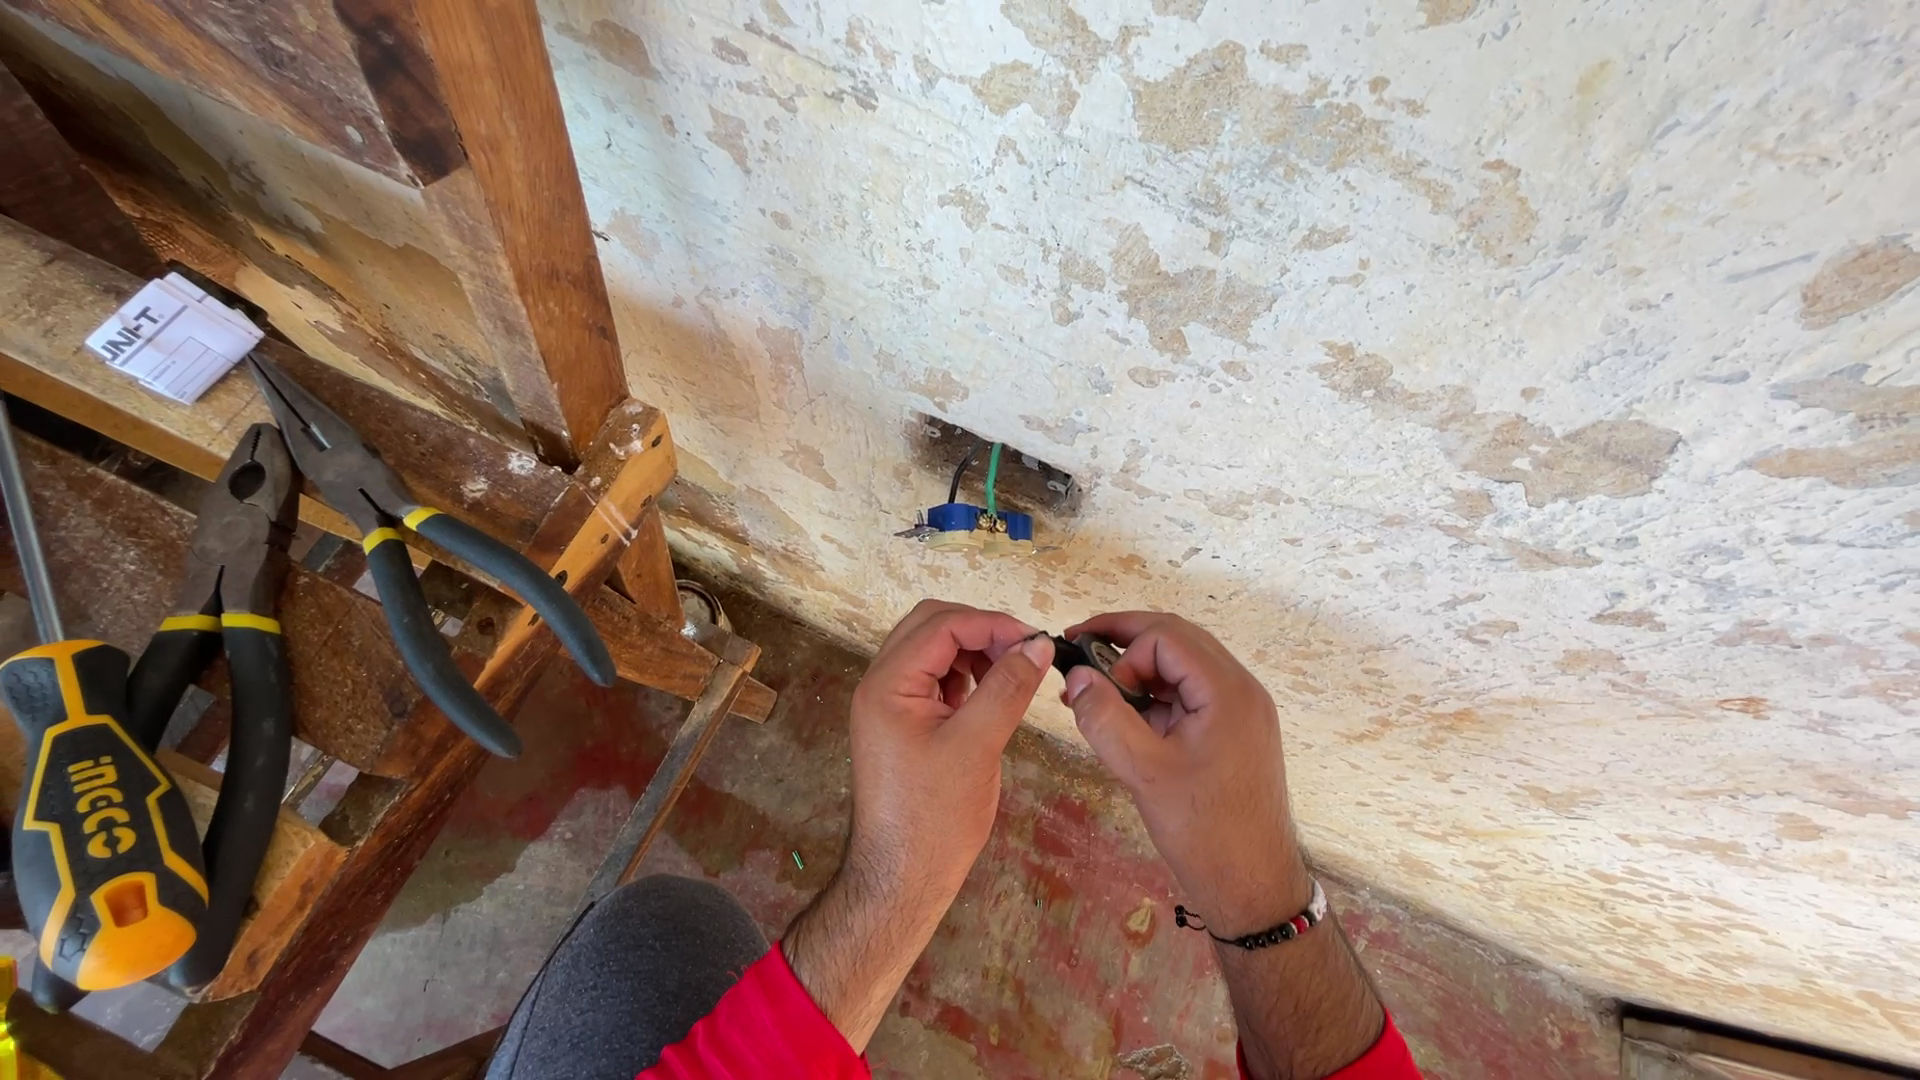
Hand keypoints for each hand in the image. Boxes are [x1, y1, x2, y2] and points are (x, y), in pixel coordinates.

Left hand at [786, 600, 1053, 1050]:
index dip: (991, 623)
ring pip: (933, 649)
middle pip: (931, 626)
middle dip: (980, 629)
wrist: (902, 878)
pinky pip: (934, 677)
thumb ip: (1007, 687)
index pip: (942, 625)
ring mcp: (889, 702)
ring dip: (973, 649)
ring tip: (1012, 671)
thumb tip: (1037, 644)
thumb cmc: (935, 817)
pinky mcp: (903, 721)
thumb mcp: (977, 745)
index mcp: (887, 684)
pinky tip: (991, 691)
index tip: (1035, 640)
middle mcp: (881, 684)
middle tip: (1023, 650)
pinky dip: (965, 674)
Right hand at [1063, 612, 1307, 934]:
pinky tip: (1122, 716)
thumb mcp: (1144, 772)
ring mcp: (1240, 710)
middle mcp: (1240, 689)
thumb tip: (1075, 676)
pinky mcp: (1232, 731)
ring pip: (1181, 664)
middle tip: (1079, 650)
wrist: (1255, 890)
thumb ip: (1104, 717)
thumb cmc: (1203, 831)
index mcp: (1227, 690)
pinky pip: (1187, 693)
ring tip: (1094, 690)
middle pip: (1176, 639)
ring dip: (1136, 668)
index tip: (1090, 682)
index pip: (1166, 636)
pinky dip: (1152, 695)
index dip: (1121, 648)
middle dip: (1124, 641)